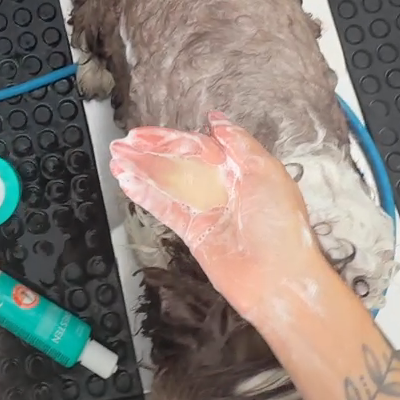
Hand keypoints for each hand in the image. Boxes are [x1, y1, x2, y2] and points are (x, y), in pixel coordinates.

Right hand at [109, 113, 333, 332]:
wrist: (279, 280)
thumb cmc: (282, 228)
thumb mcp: (267, 173)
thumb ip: (239, 143)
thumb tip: (217, 119)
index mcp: (239, 169)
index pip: (197, 146)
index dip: (168, 138)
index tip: (142, 134)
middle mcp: (220, 187)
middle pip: (177, 162)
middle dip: (148, 152)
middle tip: (122, 145)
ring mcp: (205, 209)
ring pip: (166, 183)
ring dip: (140, 171)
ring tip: (116, 161)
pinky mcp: (193, 232)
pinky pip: (165, 209)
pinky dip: (145, 196)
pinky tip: (128, 183)